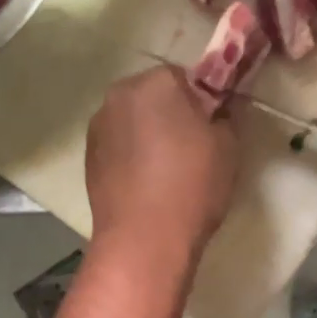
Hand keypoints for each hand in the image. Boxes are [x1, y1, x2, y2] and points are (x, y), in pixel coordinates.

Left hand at [86, 66, 238, 262]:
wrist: (144, 239)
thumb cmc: (192, 186)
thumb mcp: (228, 148)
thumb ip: (227, 118)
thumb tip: (221, 110)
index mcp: (157, 82)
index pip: (185, 78)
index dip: (201, 103)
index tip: (211, 130)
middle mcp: (120, 94)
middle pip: (153, 96)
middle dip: (170, 116)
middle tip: (191, 151)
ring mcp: (98, 126)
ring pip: (132, 122)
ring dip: (147, 137)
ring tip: (166, 174)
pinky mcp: (88, 158)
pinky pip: (118, 148)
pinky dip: (131, 159)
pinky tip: (146, 187)